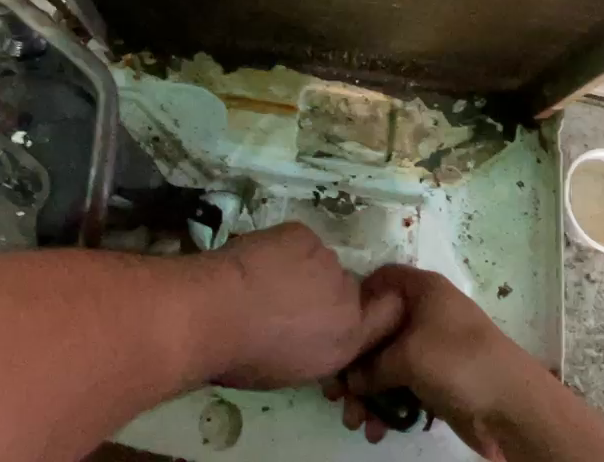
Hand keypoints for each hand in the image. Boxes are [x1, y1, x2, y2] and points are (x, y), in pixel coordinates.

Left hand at [200, 222, 397, 388]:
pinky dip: (284, 248)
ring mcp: (326, 260)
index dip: (371, 308)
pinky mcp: (303, 233)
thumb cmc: (245, 356)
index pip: (387, 313)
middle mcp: (347, 297)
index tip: (342, 310)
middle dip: (323, 292)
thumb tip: (313, 332)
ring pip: (320, 262)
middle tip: (286, 300)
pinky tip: (260, 260)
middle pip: (345, 287)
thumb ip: (320, 346)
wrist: (215, 312)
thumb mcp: (295, 370)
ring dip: (302, 269)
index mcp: (348, 339)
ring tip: (265, 281)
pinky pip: (300, 241)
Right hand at [326, 265, 544, 458]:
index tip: (337, 328)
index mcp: (422, 289)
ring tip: (354, 421)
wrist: (513, 405)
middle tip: (334, 393)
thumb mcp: (408, 356)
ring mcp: (432, 349)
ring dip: (366, 393)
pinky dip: (386, 406)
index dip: (357, 299)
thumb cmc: (458, 361)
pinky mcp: (437, 381)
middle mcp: (425, 313)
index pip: (381, 279)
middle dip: (354, 363)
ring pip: (387, 364)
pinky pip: (402, 388)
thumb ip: (372, 366)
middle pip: (378, 329)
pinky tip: (375, 430)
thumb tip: (350, 380)